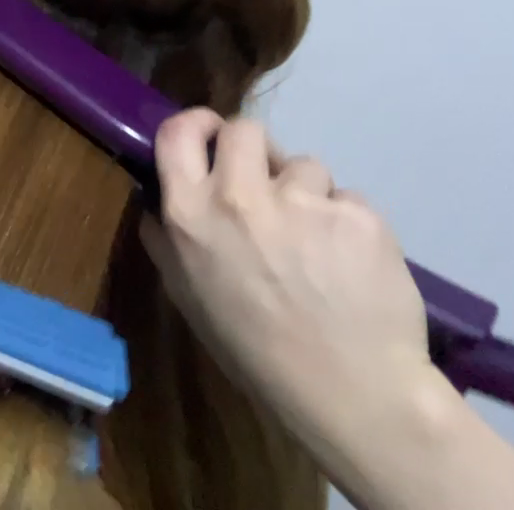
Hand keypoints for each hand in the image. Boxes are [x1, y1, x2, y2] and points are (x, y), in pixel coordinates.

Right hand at [138, 110, 444, 445]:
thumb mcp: (183, 291)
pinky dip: (346, 222)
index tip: (207, 135)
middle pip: (244, 129)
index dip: (194, 124)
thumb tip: (157, 200)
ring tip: (314, 239)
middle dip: (253, 149)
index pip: (177, 131)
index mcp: (189, 212)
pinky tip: (349, 261)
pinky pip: (347, 199)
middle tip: (262, 183)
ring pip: (303, 164)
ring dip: (305, 191)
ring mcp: (302, 202)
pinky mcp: (357, 215)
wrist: (347, 390)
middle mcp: (238, 196)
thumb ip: (165, 237)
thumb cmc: (249, 345)